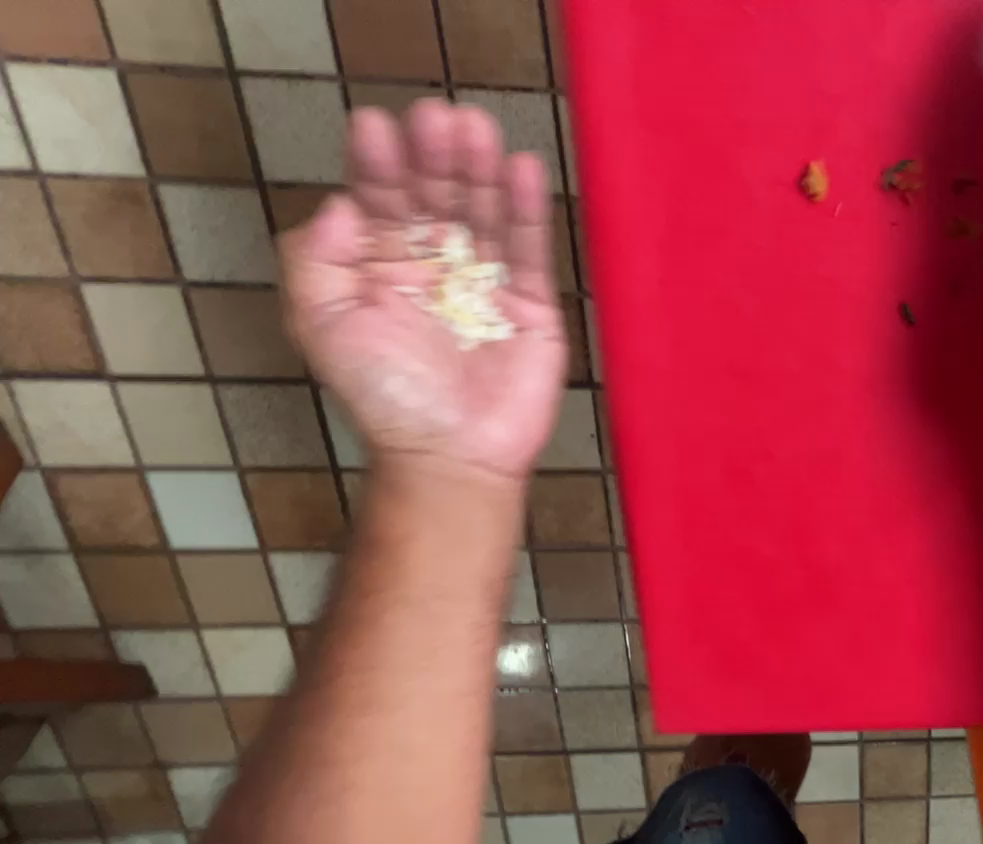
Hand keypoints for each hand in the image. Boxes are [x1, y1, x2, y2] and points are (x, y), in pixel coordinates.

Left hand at [280, 100, 566, 485]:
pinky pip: (530, 251)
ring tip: (476, 128)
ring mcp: (487, 285)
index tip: (377, 126)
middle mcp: (436, 268)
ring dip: (480, 171)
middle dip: (436, 158)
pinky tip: (522, 169)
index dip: (378, 164)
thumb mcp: (323, 326)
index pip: (381, 202)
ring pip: (485, 215)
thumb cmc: (387, 399)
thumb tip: (341, 205)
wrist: (452, 453)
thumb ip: (316, 261)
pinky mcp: (532, 306)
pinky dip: (528, 211)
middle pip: (437, 199)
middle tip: (440, 117)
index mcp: (382, 268)